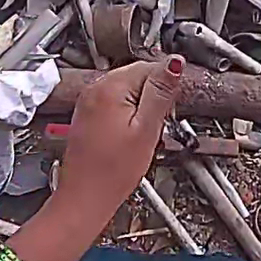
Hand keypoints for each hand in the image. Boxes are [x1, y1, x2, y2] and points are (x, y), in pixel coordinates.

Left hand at [47, 57, 183, 227]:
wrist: (85, 198)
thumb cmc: (112, 171)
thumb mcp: (146, 129)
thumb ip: (161, 92)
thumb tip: (175, 62)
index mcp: (110, 87)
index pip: (150, 66)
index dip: (166, 87)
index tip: (169, 110)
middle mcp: (94, 89)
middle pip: (138, 76)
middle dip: (154, 96)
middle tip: (157, 125)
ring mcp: (88, 102)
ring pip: (128, 90)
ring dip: (142, 106)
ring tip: (143, 133)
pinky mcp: (87, 115)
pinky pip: (116, 103)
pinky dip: (128, 115)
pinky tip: (129, 136)